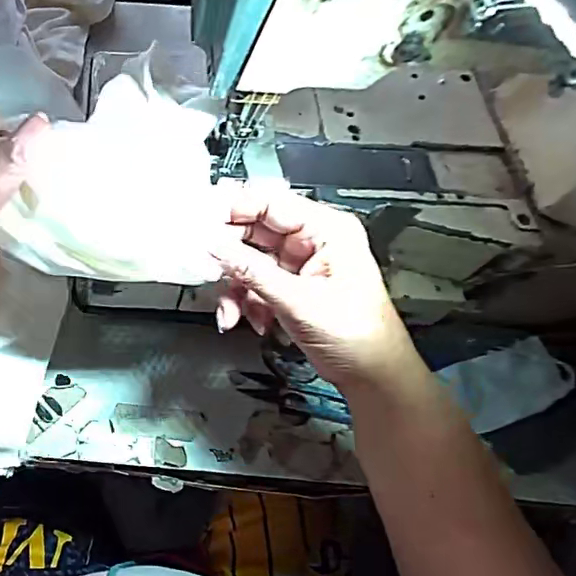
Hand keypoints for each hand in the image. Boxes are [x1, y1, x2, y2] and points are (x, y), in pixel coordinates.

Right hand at [211, 187, 420, 389]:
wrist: (370, 373)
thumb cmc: (360, 336)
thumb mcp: (298, 300)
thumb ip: (252, 271)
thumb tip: (217, 248)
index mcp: (327, 230)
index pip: (272, 203)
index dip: (235, 209)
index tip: (205, 222)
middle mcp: (312, 241)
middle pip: (254, 231)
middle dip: (229, 255)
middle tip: (207, 266)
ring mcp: (297, 264)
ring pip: (248, 261)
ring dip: (235, 287)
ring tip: (232, 308)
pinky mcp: (287, 286)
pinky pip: (251, 283)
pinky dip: (243, 301)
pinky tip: (245, 318)